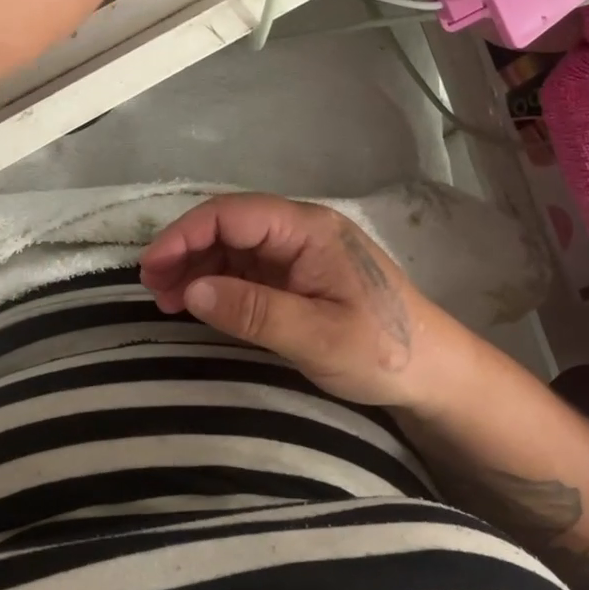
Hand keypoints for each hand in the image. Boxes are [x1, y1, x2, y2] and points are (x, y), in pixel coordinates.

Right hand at [140, 194, 449, 408]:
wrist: (436, 375)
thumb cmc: (384, 351)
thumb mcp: (318, 337)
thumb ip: (254, 311)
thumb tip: (190, 290)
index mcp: (310, 230)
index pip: (234, 214)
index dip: (186, 234)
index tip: (151, 267)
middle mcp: (302, 232)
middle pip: (230, 226)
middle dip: (186, 250)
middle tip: (152, 288)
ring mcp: (300, 256)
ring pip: (234, 247)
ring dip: (197, 268)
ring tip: (165, 301)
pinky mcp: (299, 280)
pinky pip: (247, 271)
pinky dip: (216, 285)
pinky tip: (197, 304)